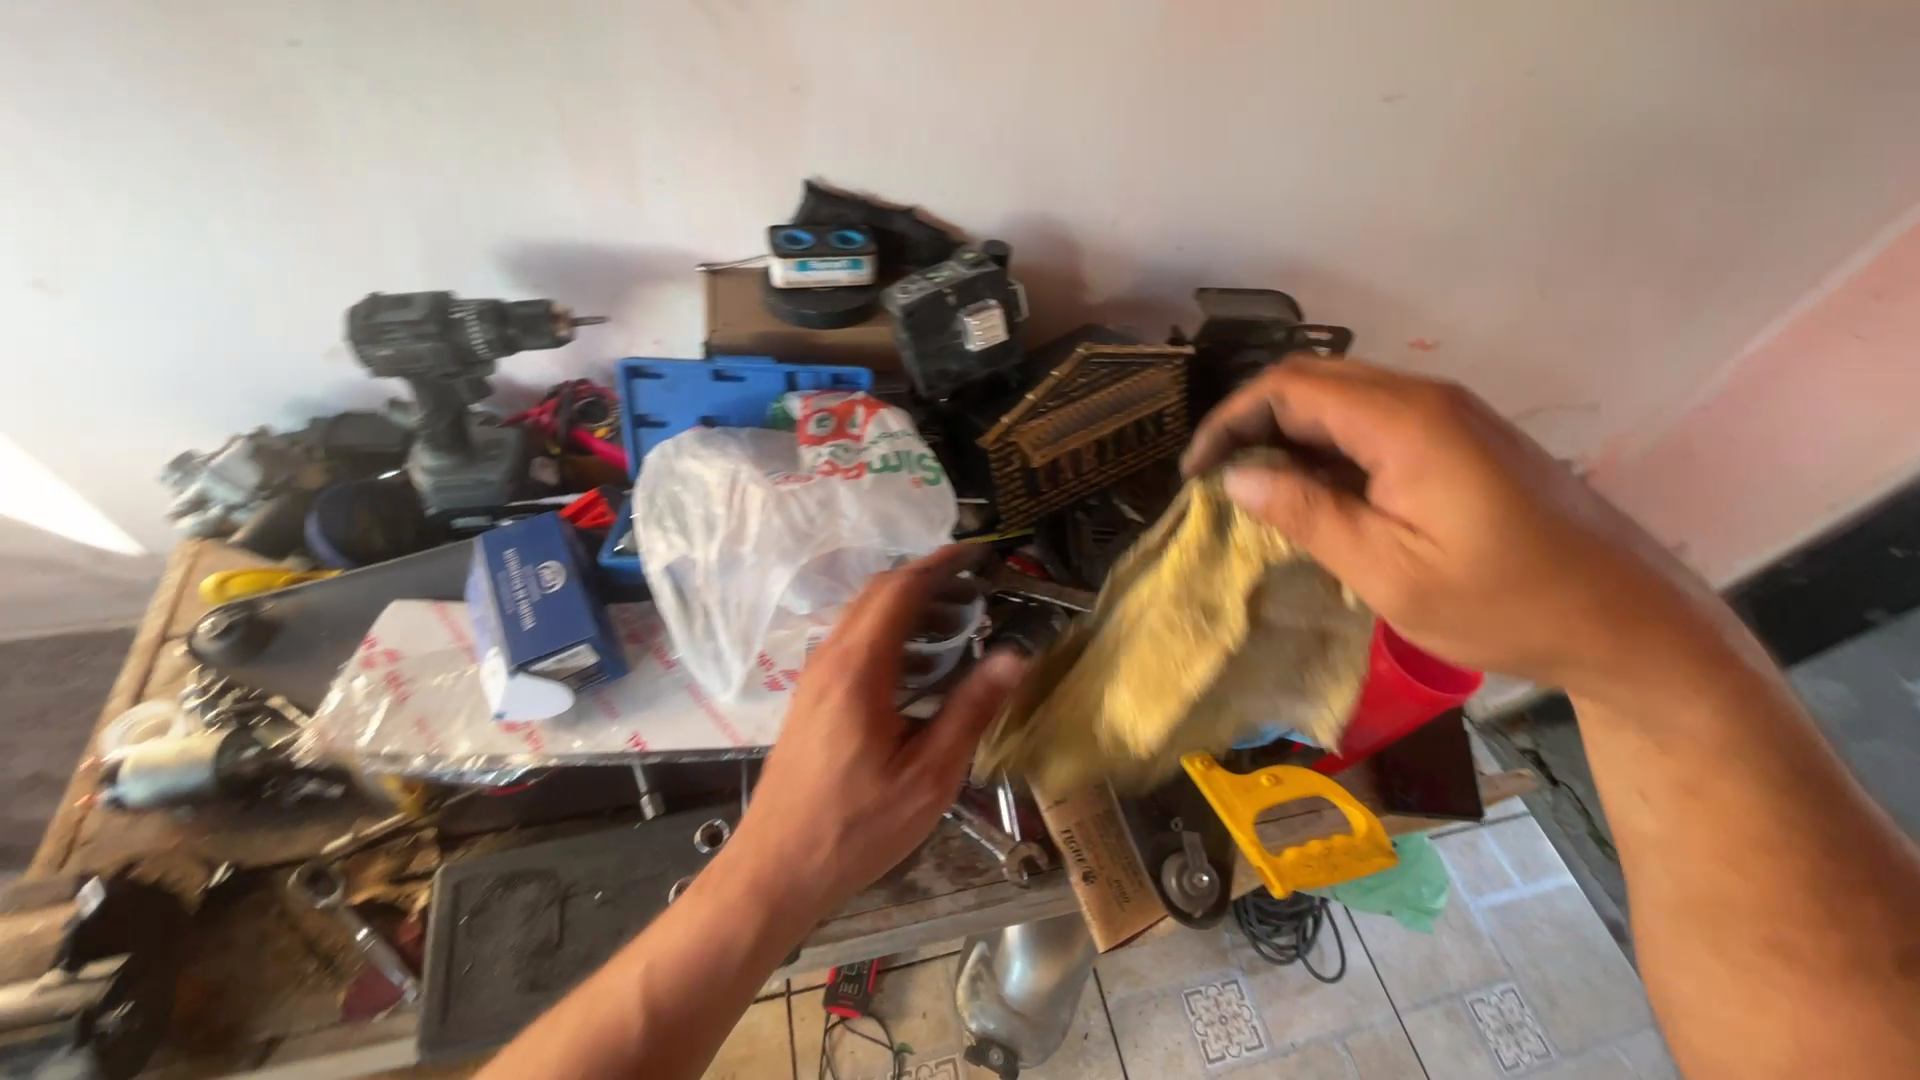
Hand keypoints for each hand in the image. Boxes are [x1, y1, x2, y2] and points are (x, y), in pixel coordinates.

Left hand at [723, 546, 1025, 916]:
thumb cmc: (856, 827)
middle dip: (927, 579)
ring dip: (907, 605)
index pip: (901, 590)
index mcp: (858, 669)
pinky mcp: (810, 697)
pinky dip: (888, 631)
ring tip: (955, 622)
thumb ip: (971, 710)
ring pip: (861, 616)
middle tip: (976, 588)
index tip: (978, 553)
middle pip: (878, 593)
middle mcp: (830, 660)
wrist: (777, 868)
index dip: (941, 563)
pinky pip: (851, 641)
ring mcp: (814, 677)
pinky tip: (917, 665)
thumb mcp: (929, 775)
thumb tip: (1014, 657)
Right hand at [1183, 357, 1730, 694]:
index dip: (1230, 422)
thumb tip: (1238, 477)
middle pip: (1314, 381)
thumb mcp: (1389, 572)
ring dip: (1290, 434)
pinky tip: (1316, 492)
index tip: (1196, 472)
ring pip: (1344, 400)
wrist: (1628, 621)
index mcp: (1406, 422)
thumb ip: (1306, 516)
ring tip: (1257, 489)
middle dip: (1253, 422)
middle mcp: (1427, 400)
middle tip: (1218, 479)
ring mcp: (1451, 416)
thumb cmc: (1504, 604)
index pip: (1290, 387)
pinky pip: (1375, 423)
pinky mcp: (1463, 439)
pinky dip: (1328, 448)